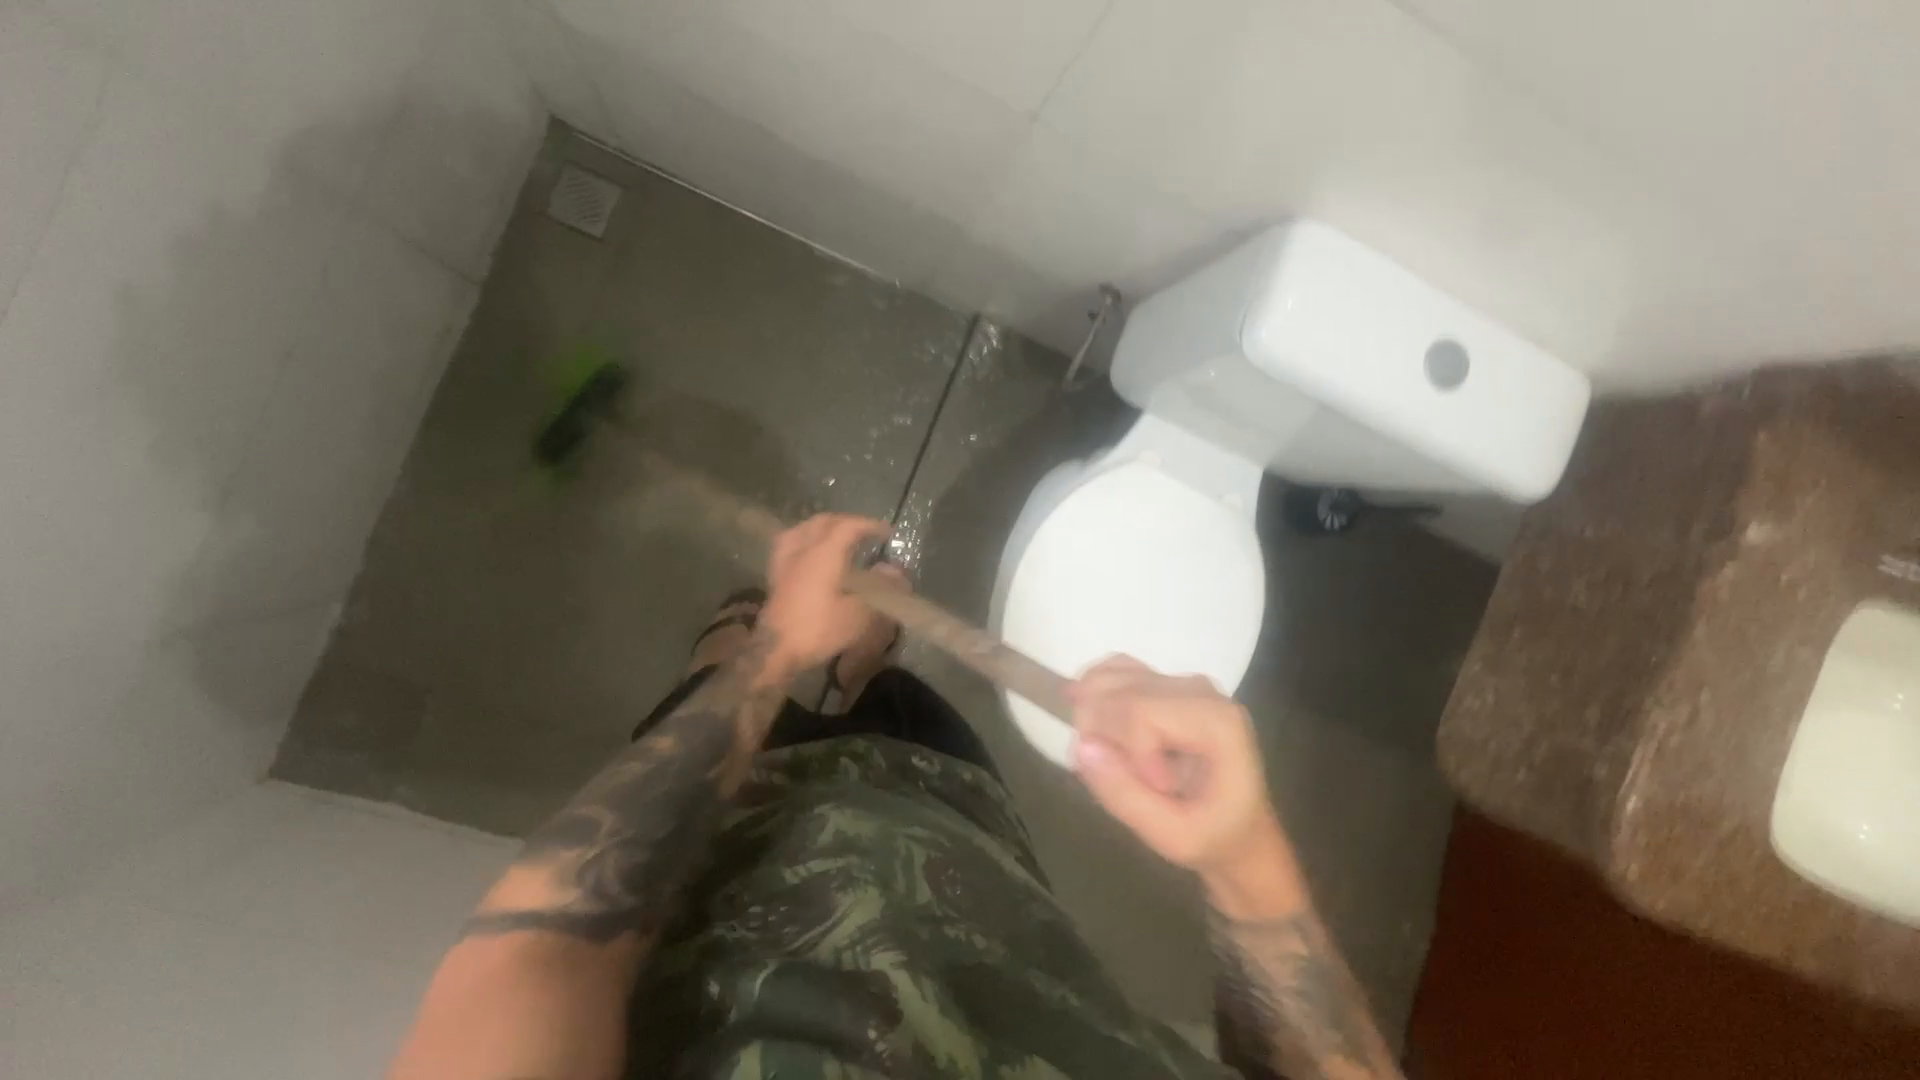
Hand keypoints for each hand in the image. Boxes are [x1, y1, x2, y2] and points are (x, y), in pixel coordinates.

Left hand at [758, 513, 890, 673]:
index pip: (848, 526)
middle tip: (864, 533)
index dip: (869, 525)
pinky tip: (811, 555)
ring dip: (823, 527)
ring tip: (837, 538)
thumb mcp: (858, 614)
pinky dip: (805, 540)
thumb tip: (895, 571)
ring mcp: (785, 562)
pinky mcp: (775, 576)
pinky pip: (790, 544)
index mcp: (823, 554)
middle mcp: (802, 550)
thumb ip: (879, 590)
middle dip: (846, 522)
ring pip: (802, 529)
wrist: (775, 652)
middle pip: (823, 522)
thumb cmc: (818, 630)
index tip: (887, 533)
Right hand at [1069, 656, 1286, 877]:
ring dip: (1091, 717)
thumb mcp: (1173, 839)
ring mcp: (1180, 682)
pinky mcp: (1164, 684)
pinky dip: (1095, 697)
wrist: (1241, 831)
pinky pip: (1115, 671)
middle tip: (1112, 777)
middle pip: (1119, 692)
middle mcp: (1200, 690)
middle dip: (1098, 734)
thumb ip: (1126, 797)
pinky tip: (1095, 728)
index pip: (1139, 713)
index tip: (1154, 790)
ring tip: (1104, 755)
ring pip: (1110, 676)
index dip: (1129, 755)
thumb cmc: (1215, 837)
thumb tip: (1081, 747)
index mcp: (1217, 721)